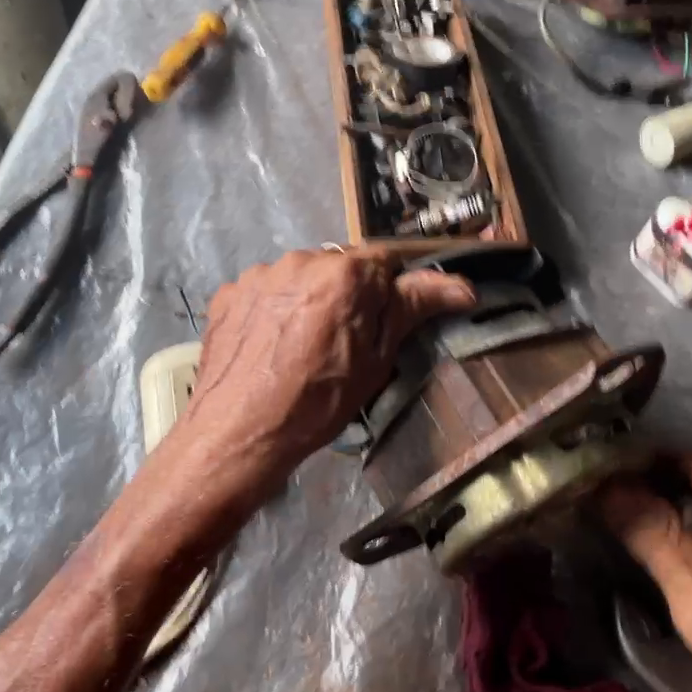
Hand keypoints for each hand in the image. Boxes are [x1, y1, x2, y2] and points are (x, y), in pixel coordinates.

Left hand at [179, 248, 474, 496]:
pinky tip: (269, 347)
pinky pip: (264, 292)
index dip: (389, 292)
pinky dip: (272, 311)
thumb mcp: (376, 360)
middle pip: (339, 268)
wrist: (239, 431)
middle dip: (346, 295)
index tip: (382, 323)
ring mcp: (259, 274)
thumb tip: (462, 286)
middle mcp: (300, 259)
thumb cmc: (318, 401)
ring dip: (307, 300)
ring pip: (299, 278)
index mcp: (345, 272)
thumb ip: (412, 309)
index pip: (384, 261)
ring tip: (299, 347)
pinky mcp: (229, 293)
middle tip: (342, 343)